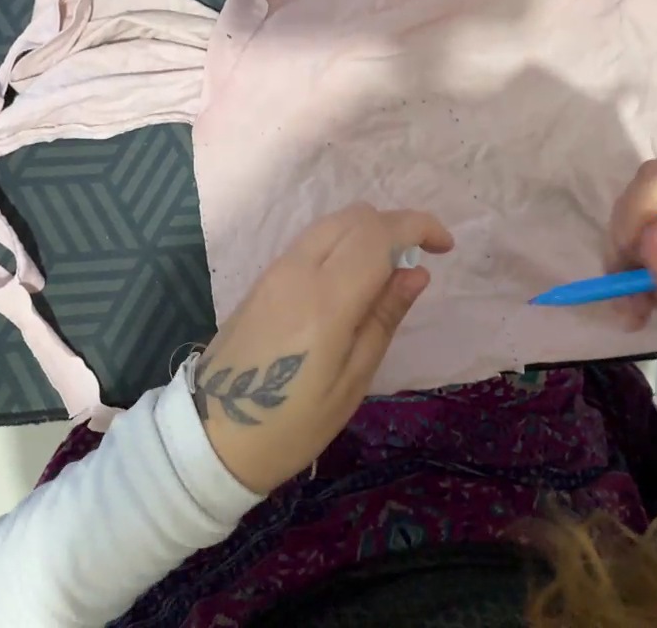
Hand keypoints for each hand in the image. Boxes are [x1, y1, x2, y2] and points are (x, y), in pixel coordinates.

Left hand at [194, 203, 452, 492]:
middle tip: (418, 258)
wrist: (211, 439)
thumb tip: (416, 271)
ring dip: (368, 230)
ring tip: (389, 268)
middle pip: (355, 216)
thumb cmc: (292, 424)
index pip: (378, 233)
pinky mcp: (263, 279)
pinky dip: (343, 241)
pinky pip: (312, 240)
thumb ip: (384, 317)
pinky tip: (353, 277)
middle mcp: (298, 270)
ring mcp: (275, 270)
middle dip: (395, 225)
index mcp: (326, 299)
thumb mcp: (352, 381)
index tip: (445, 246)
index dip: (418, 226)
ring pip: (331, 222)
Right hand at [609, 150, 656, 425]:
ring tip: (631, 307)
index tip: (627, 250)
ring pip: (645, 200)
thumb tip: (654, 232)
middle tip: (623, 281)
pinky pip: (642, 225)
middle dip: (632, 226)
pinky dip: (626, 260)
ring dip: (624, 249)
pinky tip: (635, 304)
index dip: (651, 198)